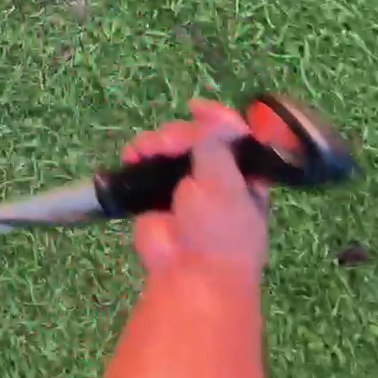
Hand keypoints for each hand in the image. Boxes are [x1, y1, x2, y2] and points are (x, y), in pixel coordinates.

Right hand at [122, 99, 270, 281]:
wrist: (189, 271)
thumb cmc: (219, 231)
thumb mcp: (224, 185)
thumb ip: (217, 147)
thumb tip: (221, 114)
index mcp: (245, 177)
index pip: (234, 138)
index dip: (218, 120)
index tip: (196, 107)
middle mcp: (216, 178)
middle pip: (194, 138)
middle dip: (175, 135)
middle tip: (164, 145)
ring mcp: (184, 186)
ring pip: (167, 148)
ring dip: (152, 144)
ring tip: (142, 153)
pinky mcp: (156, 193)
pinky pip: (145, 163)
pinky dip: (137, 156)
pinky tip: (131, 158)